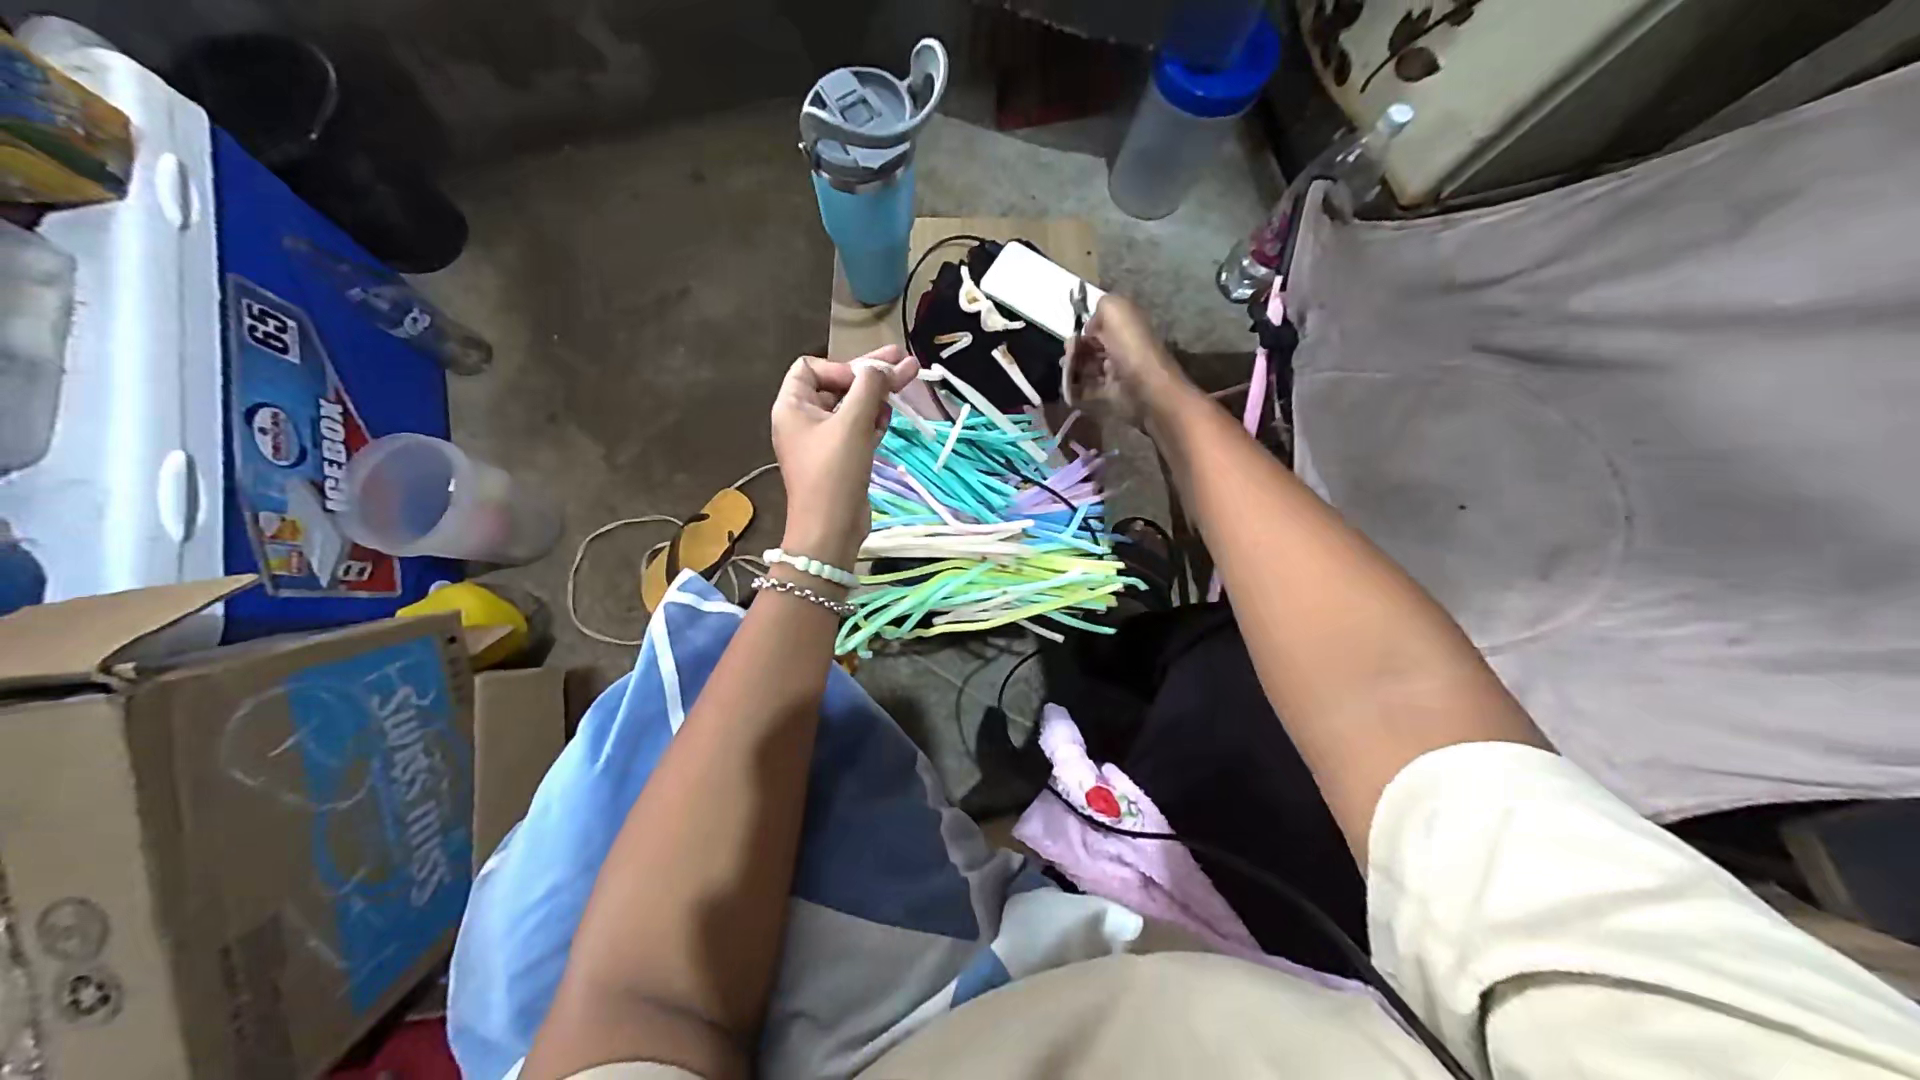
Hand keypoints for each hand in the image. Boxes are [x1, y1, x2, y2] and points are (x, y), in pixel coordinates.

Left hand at [771, 345, 919, 570]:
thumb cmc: (834, 472)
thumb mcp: (853, 423)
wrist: (831, 530)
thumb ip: (870, 386)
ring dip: (875, 399)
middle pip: (837, 386)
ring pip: (850, 409)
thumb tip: (885, 365)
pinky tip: (889, 419)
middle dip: (870, 377)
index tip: (868, 380)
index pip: (811, 367)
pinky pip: (855, 430)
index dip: (841, 367)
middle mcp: (802, 420)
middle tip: (905, 364)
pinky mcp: (839, 459)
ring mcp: (821, 442)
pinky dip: (872, 422)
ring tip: (903, 391)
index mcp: (792, 406)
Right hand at [1063, 294, 1192, 428]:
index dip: (1085, 329)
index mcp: (1127, 326)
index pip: (1102, 325)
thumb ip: (1100, 306)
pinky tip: (1068, 385)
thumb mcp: (1115, 308)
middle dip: (1076, 349)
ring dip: (1073, 367)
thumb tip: (1090, 326)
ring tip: (1064, 368)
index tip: (1072, 335)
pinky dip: (1076, 387)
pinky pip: (1089, 389)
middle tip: (1065, 354)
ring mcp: (1118, 371)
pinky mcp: (1112, 393)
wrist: (1146, 384)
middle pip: (1092, 347)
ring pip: (1088, 368)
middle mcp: (1123, 347)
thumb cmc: (1130, 344)